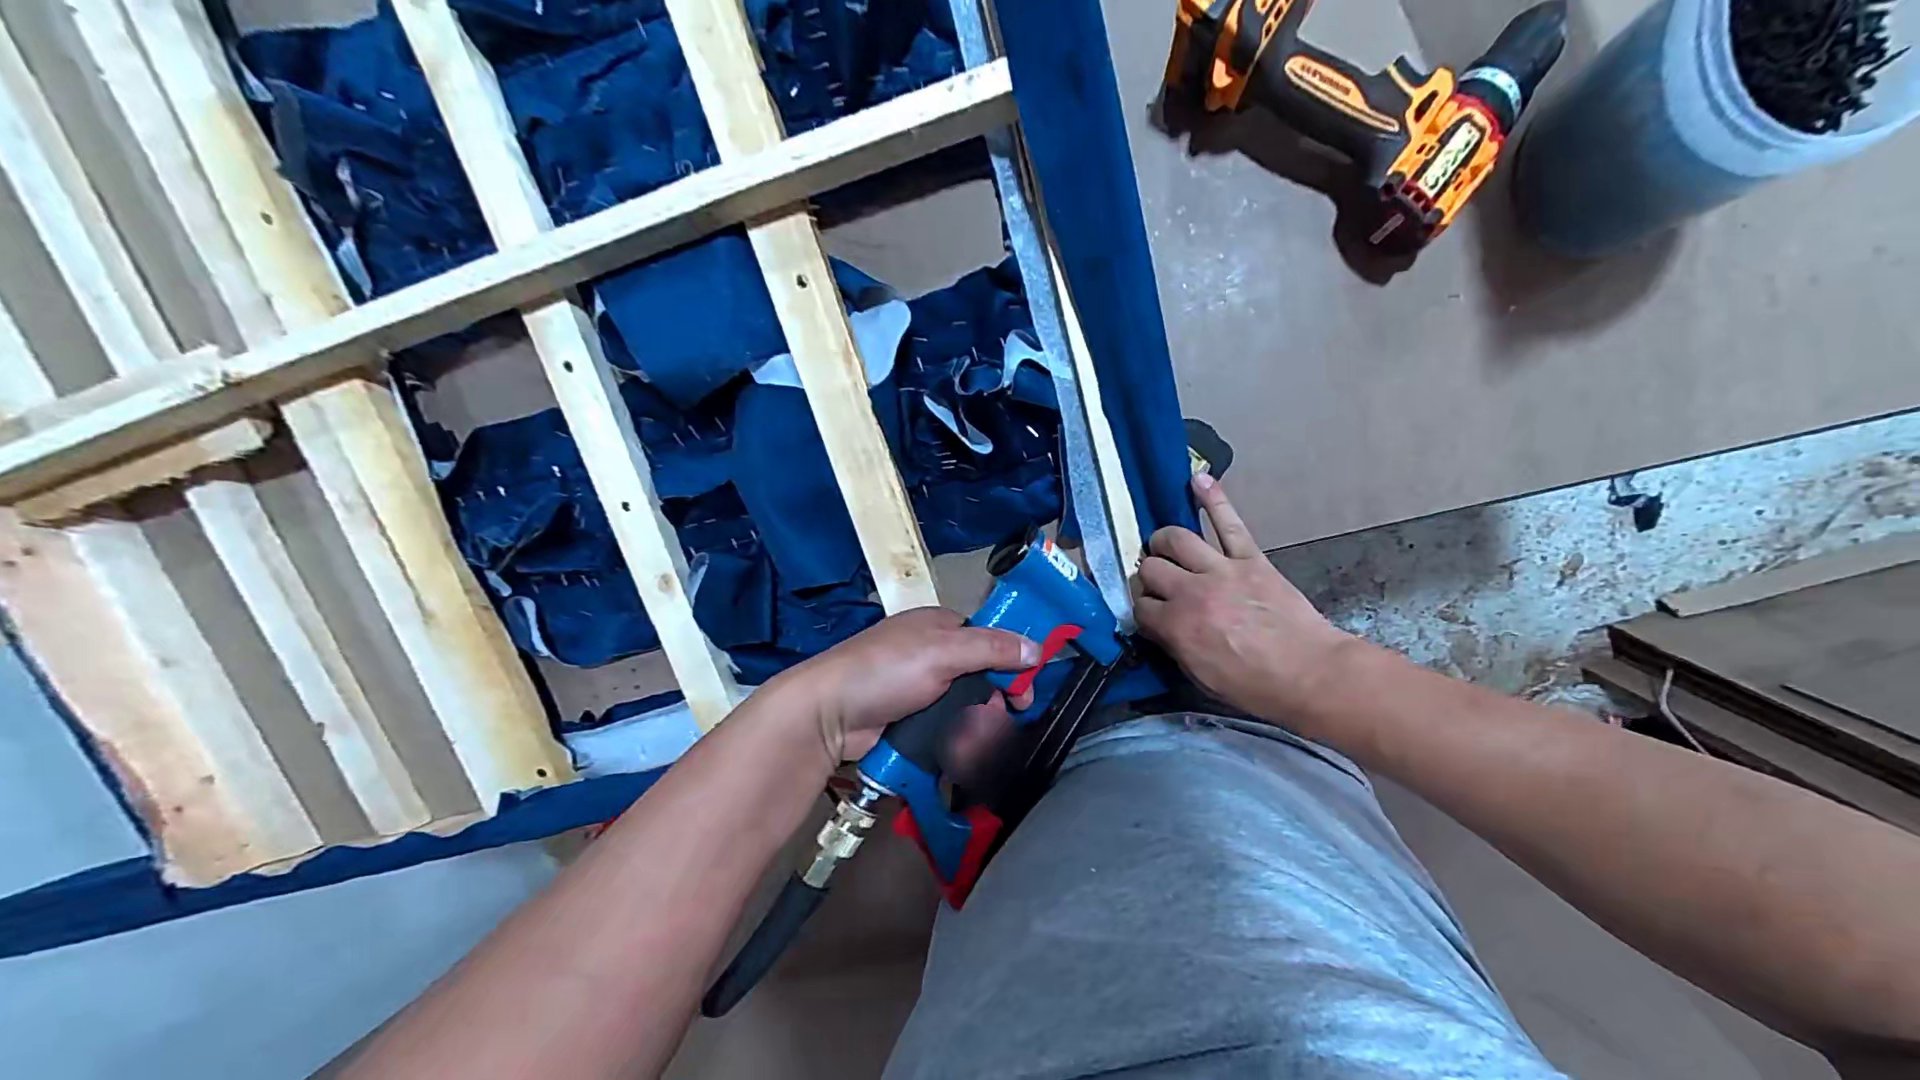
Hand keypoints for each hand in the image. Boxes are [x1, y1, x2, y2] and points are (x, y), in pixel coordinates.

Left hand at [778, 607, 1038, 764]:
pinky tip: (957, 751)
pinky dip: (955, 739)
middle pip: (982, 677)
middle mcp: (933, 653)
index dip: (1012, 662)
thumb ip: (992, 649)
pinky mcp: (913, 720)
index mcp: (940, 626)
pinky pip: (947, 728)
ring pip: (967, 707)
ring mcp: (921, 689)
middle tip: (1003, 718)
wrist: (828, 715)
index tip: (1025, 690)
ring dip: (975, 724)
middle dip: (995, 699)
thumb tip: (1037, 649)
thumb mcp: (942, 652)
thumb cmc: (885, 670)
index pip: (991, 639)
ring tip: (974, 739)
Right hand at [1134, 473, 1356, 722]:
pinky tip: (1197, 479)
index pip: (1140, 605)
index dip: (1142, 609)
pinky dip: (1213, 498)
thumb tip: (1161, 625)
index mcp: (1176, 625)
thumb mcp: (1200, 675)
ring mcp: (1221, 570)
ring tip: (1164, 546)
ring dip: (1163, 541)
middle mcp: (1190, 591)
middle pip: (1150, 568)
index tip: (1150, 614)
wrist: (1311, 675)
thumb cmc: (1255, 686)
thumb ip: (1174, 644)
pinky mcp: (1250, 559)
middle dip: (1147, 576)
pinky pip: (1228, 522)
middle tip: (1157, 583)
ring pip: (1176, 539)